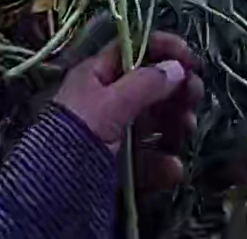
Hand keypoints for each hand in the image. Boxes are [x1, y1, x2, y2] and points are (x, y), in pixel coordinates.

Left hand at [55, 31, 204, 188]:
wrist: (51, 198)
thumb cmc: (78, 135)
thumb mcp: (110, 104)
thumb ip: (145, 83)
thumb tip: (177, 67)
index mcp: (97, 75)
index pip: (134, 48)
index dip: (162, 48)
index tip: (189, 57)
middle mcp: (105, 99)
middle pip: (148, 85)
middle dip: (175, 89)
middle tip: (195, 95)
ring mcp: (112, 133)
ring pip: (151, 120)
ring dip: (174, 122)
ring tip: (187, 129)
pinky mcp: (116, 166)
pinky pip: (145, 157)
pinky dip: (162, 161)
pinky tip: (173, 168)